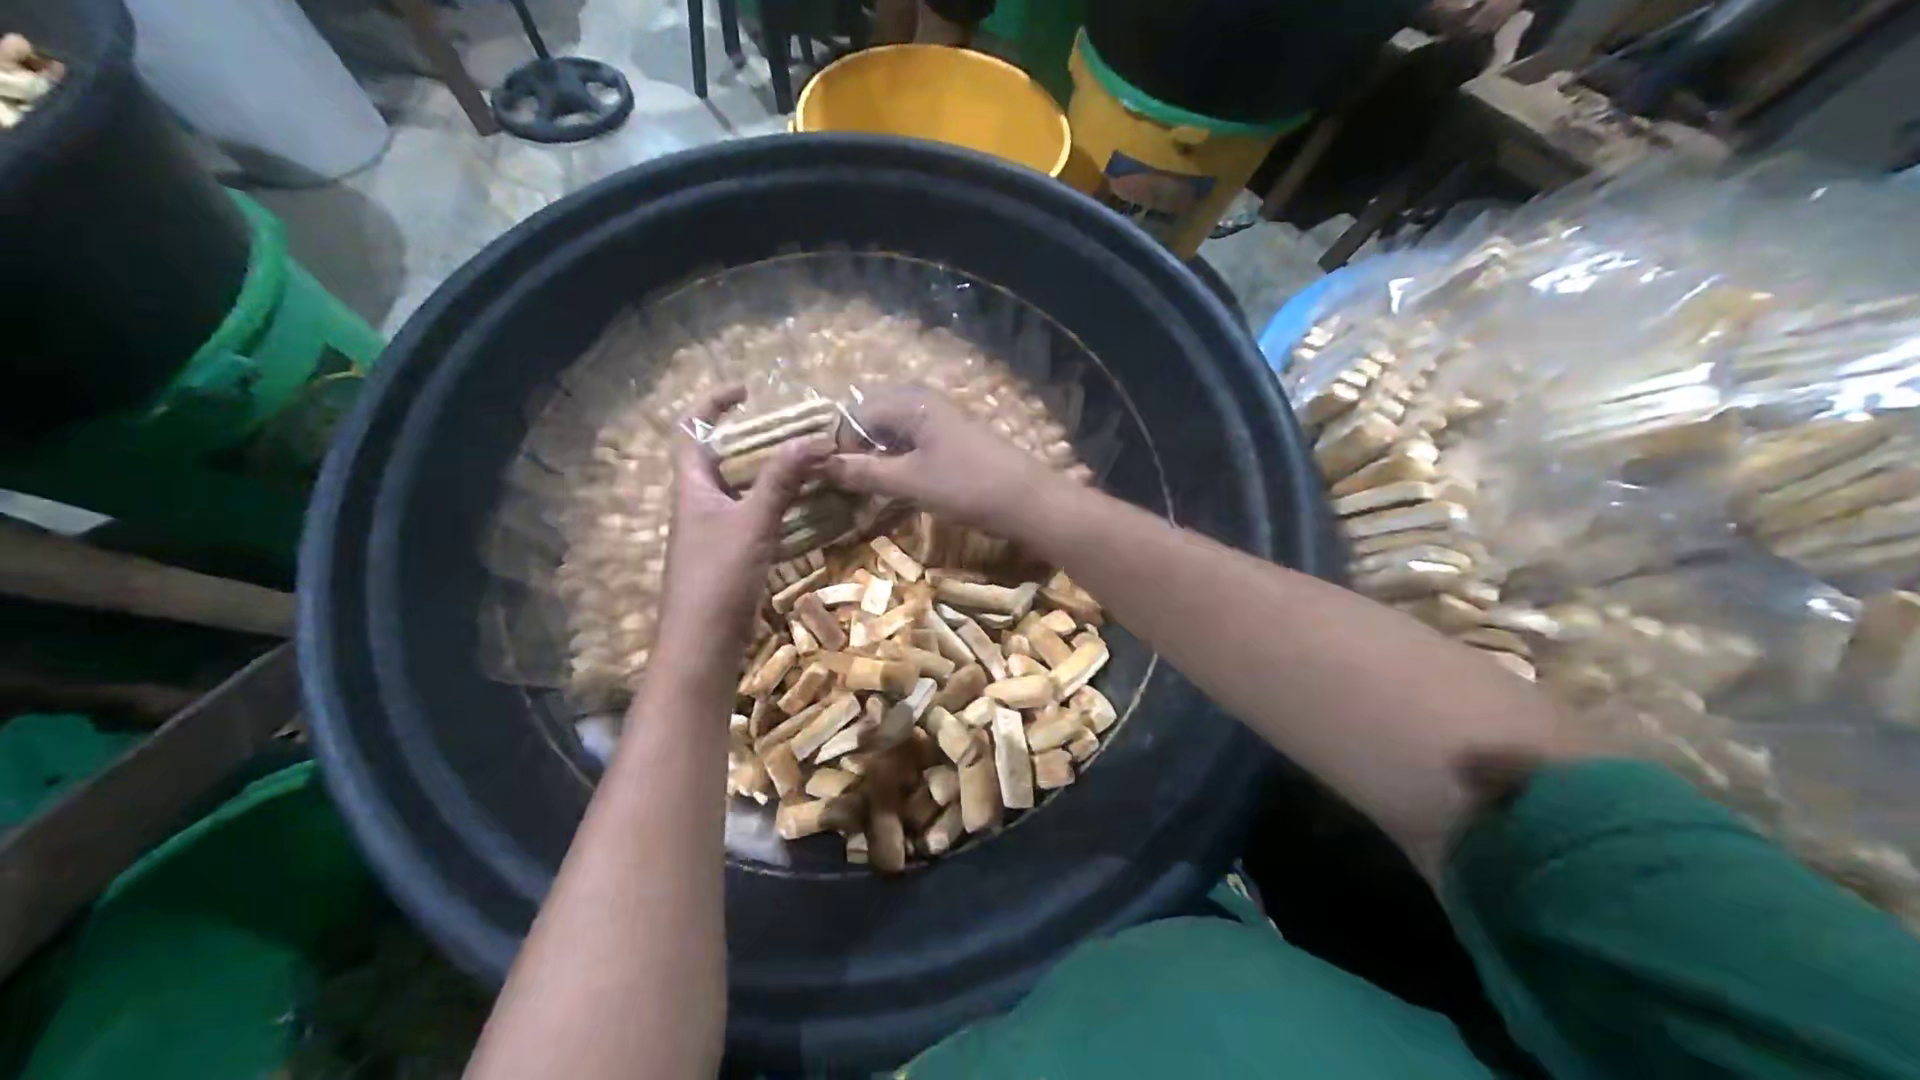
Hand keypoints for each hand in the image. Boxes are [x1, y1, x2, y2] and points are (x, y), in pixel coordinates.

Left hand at [658, 388, 826, 653]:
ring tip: (813, 464)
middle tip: (799, 432)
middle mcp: (701, 503)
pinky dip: (781, 505)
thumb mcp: (752, 524)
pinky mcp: (733, 555)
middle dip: (759, 439)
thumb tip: (813, 439)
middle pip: (725, 457)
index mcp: (692, 487)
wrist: (702, 646)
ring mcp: (716, 531)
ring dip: (774, 473)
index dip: (714, 404)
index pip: (693, 430)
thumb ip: (780, 481)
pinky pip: (757, 516)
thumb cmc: (718, 579)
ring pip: (744, 488)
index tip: (748, 391)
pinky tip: (810, 508)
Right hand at [825, 387, 1060, 535]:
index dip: (838, 445)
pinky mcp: (952, 440)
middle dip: (855, 450)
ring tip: (865, 490)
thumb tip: (821, 468)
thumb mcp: (910, 481)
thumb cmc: (967, 486)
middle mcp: (924, 402)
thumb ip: (864, 472)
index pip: (855, 414)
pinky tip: (895, 486)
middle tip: (845, 485)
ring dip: (876, 458)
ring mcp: (941, 420)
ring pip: (892, 433)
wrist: (1029, 501)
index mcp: (911, 402)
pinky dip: (897, 462)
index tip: (830, 478)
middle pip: (873, 420)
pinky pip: (912, 444)